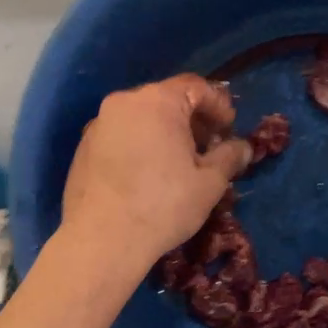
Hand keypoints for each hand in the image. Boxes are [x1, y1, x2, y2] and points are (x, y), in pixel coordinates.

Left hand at [62, 75, 250, 264]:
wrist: (102, 240)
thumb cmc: (164, 205)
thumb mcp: (210, 183)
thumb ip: (229, 157)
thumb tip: (243, 147)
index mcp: (158, 101)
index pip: (196, 87)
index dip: (218, 106)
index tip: (229, 130)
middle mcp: (124, 103)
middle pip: (166, 100)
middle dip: (192, 120)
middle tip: (208, 148)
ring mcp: (99, 124)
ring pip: (142, 118)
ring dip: (164, 133)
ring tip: (179, 164)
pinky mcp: (84, 147)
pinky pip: (121, 135)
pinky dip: (140, 145)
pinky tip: (148, 175)